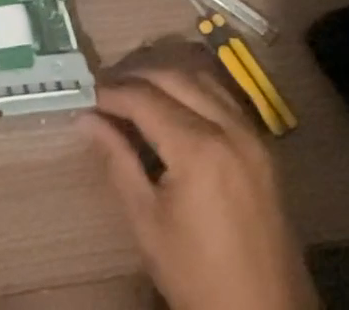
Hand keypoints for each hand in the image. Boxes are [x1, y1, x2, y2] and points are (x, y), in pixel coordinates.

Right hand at [79, 63, 318, 309]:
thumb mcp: (146, 220)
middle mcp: (230, 129)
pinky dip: (194, 90)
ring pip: (205, 79)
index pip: (144, 98)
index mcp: (199, 149)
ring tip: (134, 91)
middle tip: (104, 89)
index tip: (84, 96)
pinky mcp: (264, 149)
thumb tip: (86, 119)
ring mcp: (254, 136)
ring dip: (167, 76)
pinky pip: (225, 99)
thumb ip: (117, 160)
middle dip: (136, 75)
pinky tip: (173, 106)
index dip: (110, 93)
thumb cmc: (196, 273)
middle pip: (176, 76)